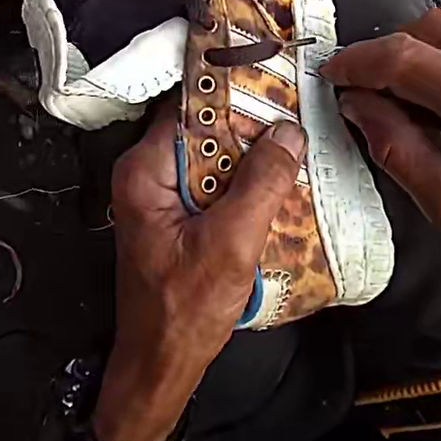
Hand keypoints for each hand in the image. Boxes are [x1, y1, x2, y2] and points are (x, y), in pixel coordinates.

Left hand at [94, 100, 304, 440]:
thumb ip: (260, 185)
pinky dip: (245, 185)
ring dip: (252, 158)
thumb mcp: (229, 244)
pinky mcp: (182, 218)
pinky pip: (216, 186)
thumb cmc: (182, 312)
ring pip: (215, 159)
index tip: (270, 77)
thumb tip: (288, 134)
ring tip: (296, 148)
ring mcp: (164, 198)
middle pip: (204, 130)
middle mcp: (148, 178)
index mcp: (145, 173)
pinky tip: (277, 188)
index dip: (230, 90)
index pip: (187, 107)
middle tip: (295, 115)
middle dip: (249, 125)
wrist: (162, 362)